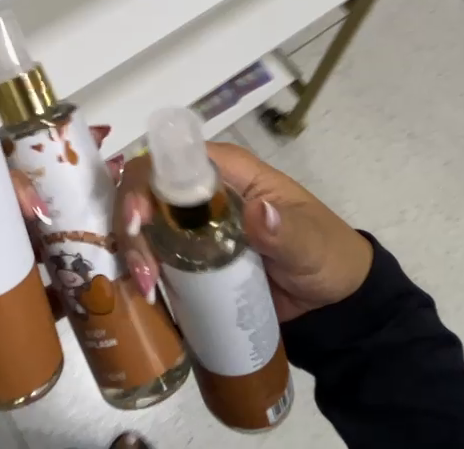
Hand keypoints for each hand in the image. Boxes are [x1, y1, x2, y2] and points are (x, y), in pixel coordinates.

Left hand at [0, 159, 60, 446]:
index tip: (27, 198)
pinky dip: (62, 301)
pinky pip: (39, 312)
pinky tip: (87, 294)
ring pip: (26, 266)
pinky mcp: (5, 335)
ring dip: (54, 255)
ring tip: (86, 248)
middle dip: (36, 221)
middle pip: (5, 233)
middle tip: (70, 217)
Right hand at [115, 140, 371, 320]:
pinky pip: (153, 251)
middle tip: (143, 271)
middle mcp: (199, 189)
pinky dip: (140, 268)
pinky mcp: (186, 254)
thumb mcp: (312, 244)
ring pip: (142, 221)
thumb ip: (287, 231)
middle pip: (144, 189)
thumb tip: (260, 212)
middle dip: (130, 224)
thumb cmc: (326, 256)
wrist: (334, 303)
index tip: (138, 221)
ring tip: (147, 289)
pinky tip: (147, 295)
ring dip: (132, 250)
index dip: (145, 182)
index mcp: (226, 170)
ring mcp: (189, 222)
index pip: (171, 160)